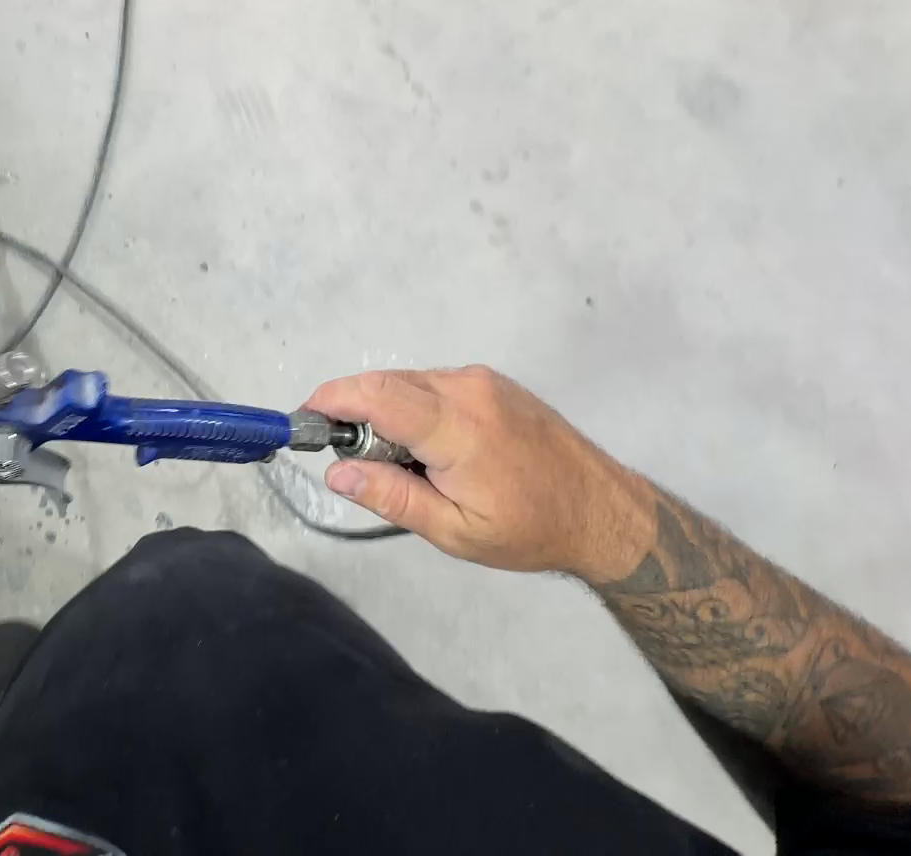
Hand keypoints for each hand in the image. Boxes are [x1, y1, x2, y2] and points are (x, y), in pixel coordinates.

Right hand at [301, 366, 652, 580]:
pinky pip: (430, 383)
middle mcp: (467, 388)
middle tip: (354, 459)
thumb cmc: (529, 530)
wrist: (606, 512)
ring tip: (401, 463)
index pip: (376, 394)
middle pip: (385, 383)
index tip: (304, 418)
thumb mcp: (454, 531)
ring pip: (406, 381)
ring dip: (384, 411)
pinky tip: (427, 446)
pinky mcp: (490, 381)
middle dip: (353, 410)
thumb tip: (335, 472)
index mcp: (457, 427)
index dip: (332, 399)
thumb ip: (391, 497)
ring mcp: (482, 380)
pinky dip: (410, 406)